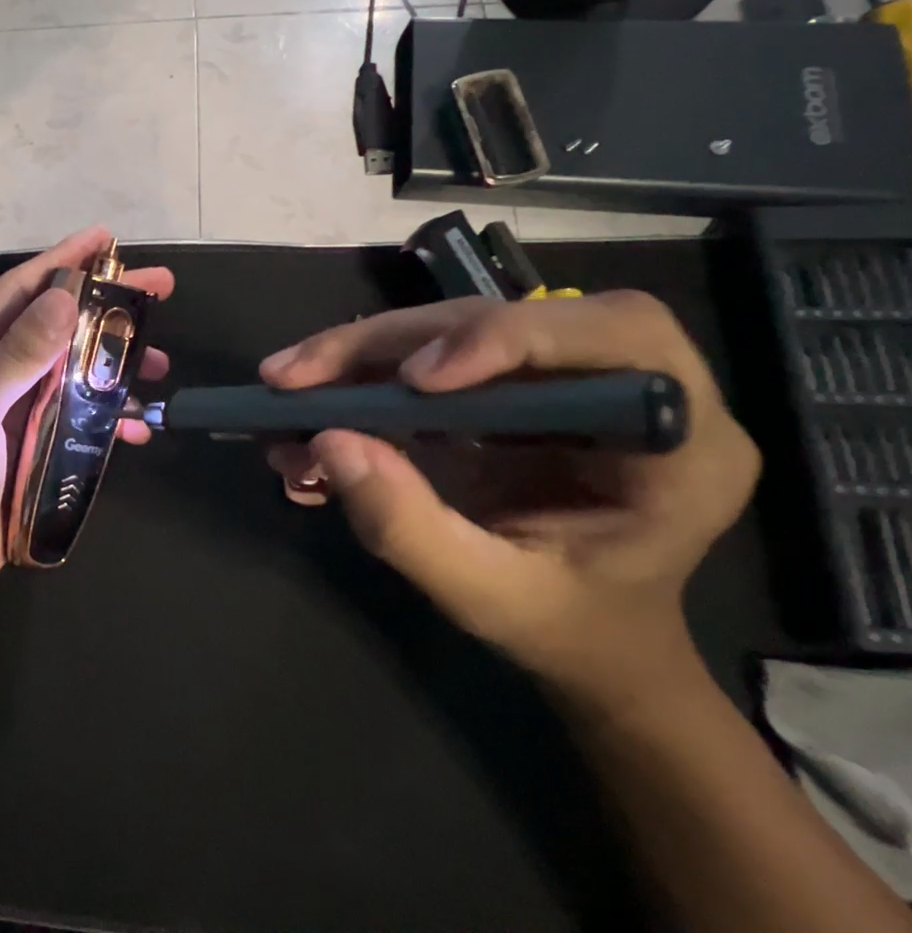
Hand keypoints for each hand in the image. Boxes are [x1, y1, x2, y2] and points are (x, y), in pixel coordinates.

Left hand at [0, 228, 173, 627]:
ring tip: (160, 362)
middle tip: (162, 289)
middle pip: (52, 324)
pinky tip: (138, 424)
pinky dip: (107, 416)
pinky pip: (76, 414)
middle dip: (104, 308)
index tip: (108, 238)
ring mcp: (12, 404)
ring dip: (113, 364)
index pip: (16, 290)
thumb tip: (65, 295)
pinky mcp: (31, 440)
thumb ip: (17, 355)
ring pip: (71, 367)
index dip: (63, 261)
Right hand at [259, 291, 759, 700]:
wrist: (587, 643)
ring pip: (455, 331)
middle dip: (392, 341)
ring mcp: (560, 385)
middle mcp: (627, 392)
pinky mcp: (506, 392)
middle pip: (509, 319)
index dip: (510, 336)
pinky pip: (427, 362)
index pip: (618, 338)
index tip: (416, 377)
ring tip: (284, 388)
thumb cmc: (564, 630)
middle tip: (298, 375)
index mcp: (679, 446)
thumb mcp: (486, 596)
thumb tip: (326, 442)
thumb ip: (410, 528)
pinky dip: (360, 380)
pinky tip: (307, 412)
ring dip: (360, 355)